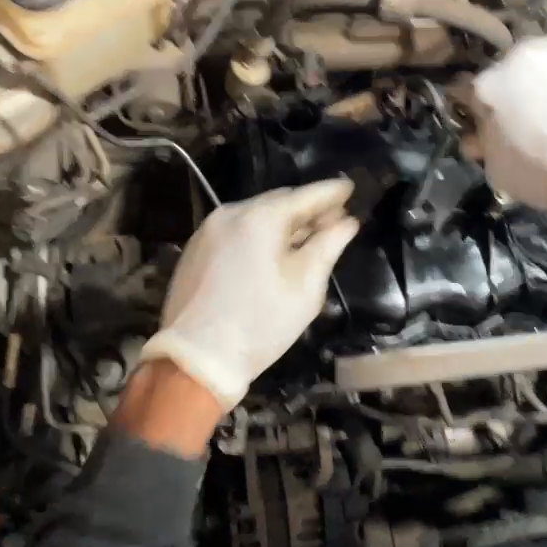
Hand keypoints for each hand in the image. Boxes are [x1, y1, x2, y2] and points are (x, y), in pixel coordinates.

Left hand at [139, 178, 360, 410]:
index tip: (351, 188)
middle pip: (278, 202)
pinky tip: (271, 253)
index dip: (331, 192)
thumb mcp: (306, 286)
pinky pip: (236, 231)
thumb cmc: (260, 322)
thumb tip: (347, 222)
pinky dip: (258, 235)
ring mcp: (208, 230)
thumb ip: (328, 245)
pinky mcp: (195, 249)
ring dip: (282, 223)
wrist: (196, 358)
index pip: (305, 195)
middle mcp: (231, 212)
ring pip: (255, 216)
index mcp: (260, 216)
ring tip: (306, 238)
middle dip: (307, 209)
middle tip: (334, 219)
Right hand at [469, 25, 546, 216]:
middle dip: (507, 88)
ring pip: (531, 58)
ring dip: (535, 74)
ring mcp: (545, 46)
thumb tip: (479, 136)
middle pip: (500, 70)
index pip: (463, 90)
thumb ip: (482, 144)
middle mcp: (509, 58)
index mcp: (484, 88)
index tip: (483, 120)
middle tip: (522, 112)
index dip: (474, 108)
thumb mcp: (498, 170)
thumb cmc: (544, 174)